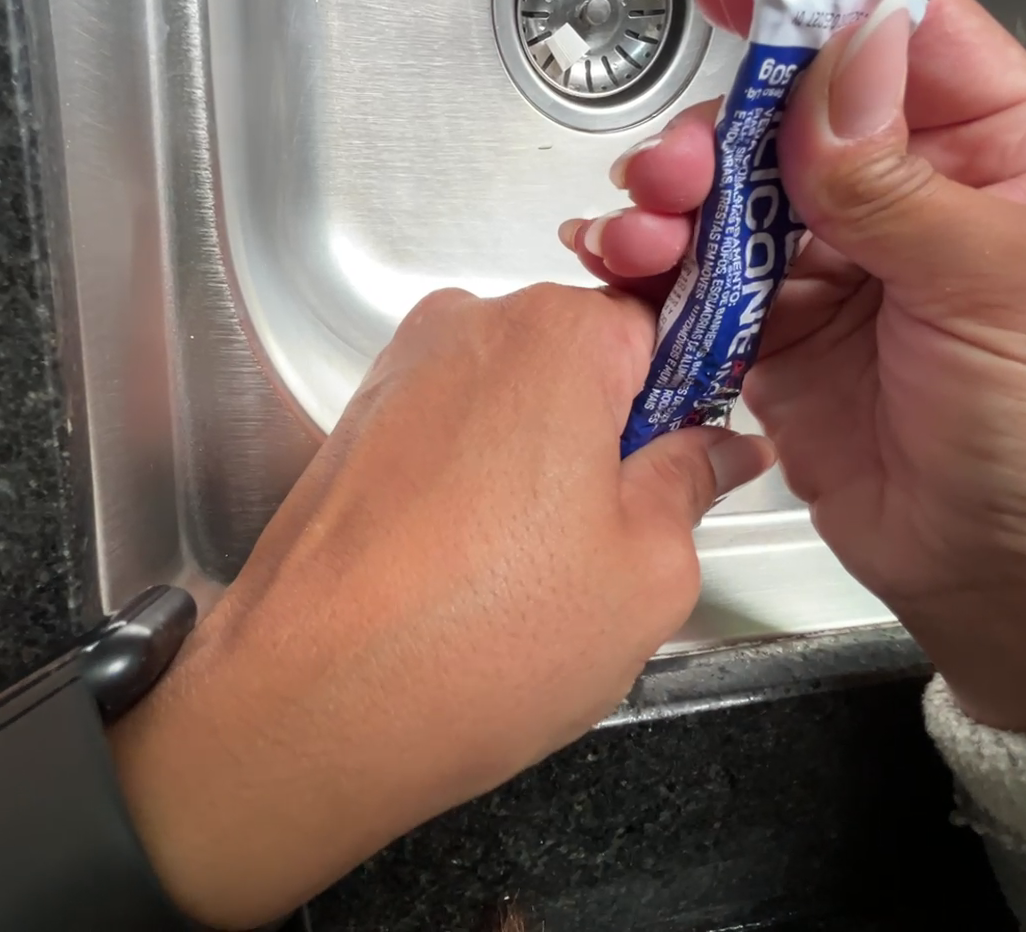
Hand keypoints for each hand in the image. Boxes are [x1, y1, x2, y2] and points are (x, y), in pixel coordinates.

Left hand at [111, 285, 772, 927]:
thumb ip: (691, 482)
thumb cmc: (486, 635)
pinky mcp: (359, 419)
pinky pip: (453, 425)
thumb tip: (715, 446)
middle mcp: (468, 324)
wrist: (310, 700)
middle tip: (608, 530)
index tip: (682, 461)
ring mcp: (401, 369)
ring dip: (541, 458)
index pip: (660, 331)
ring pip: (513, 397)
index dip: (683, 400)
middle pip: (580, 359)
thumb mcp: (646, 570)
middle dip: (609, 431)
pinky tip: (470, 553)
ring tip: (529, 558)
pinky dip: (477, 473)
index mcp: (557, 333)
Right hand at [564, 0, 1025, 736]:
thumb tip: (840, 58)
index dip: (808, 7)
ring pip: (723, 200)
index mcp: (996, 157)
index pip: (896, 40)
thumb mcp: (1011, 290)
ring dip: (665, 206)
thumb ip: (906, 181)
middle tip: (672, 179)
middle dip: (710, 137)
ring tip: (636, 239)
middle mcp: (902, 199)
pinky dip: (649, 272)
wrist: (1002, 580)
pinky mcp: (769, 332)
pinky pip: (697, 280)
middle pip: (781, 122)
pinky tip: (618, 270)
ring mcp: (827, 268)